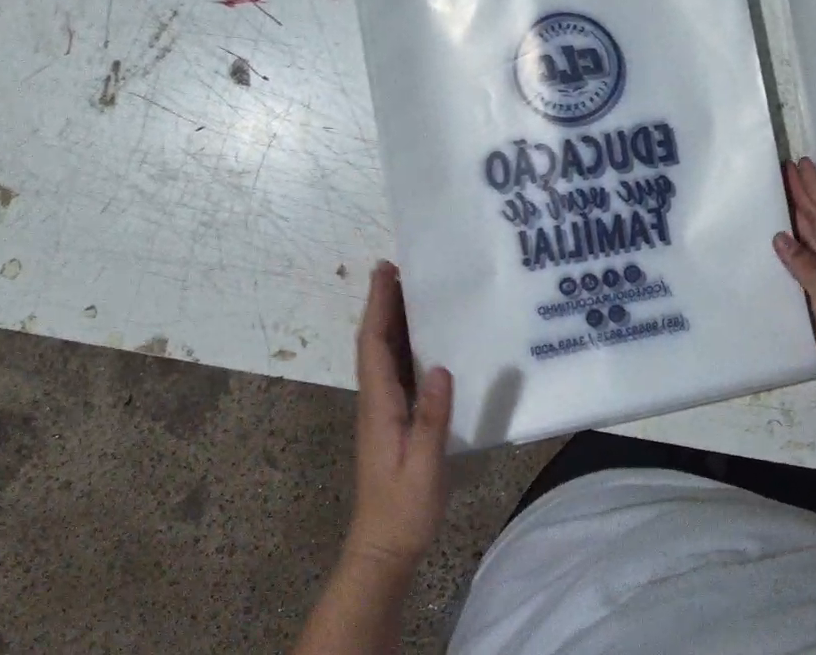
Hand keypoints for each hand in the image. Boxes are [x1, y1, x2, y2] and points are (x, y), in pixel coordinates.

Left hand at [344, 261, 452, 568]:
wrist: (384, 547)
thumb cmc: (403, 507)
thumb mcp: (423, 465)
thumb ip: (432, 418)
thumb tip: (441, 367)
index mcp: (380, 406)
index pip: (373, 344)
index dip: (378, 305)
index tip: (386, 270)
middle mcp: (377, 401)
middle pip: (376, 342)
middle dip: (385, 303)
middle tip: (404, 268)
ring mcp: (385, 412)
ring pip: (386, 355)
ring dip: (395, 321)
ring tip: (417, 292)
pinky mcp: (396, 422)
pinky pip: (399, 372)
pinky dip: (407, 346)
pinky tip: (429, 342)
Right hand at [773, 158, 815, 416]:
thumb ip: (813, 273)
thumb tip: (782, 237)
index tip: (800, 164)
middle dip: (805, 195)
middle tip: (782, 170)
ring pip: (814, 240)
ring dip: (799, 216)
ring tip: (779, 196)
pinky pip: (806, 265)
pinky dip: (793, 249)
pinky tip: (780, 247)